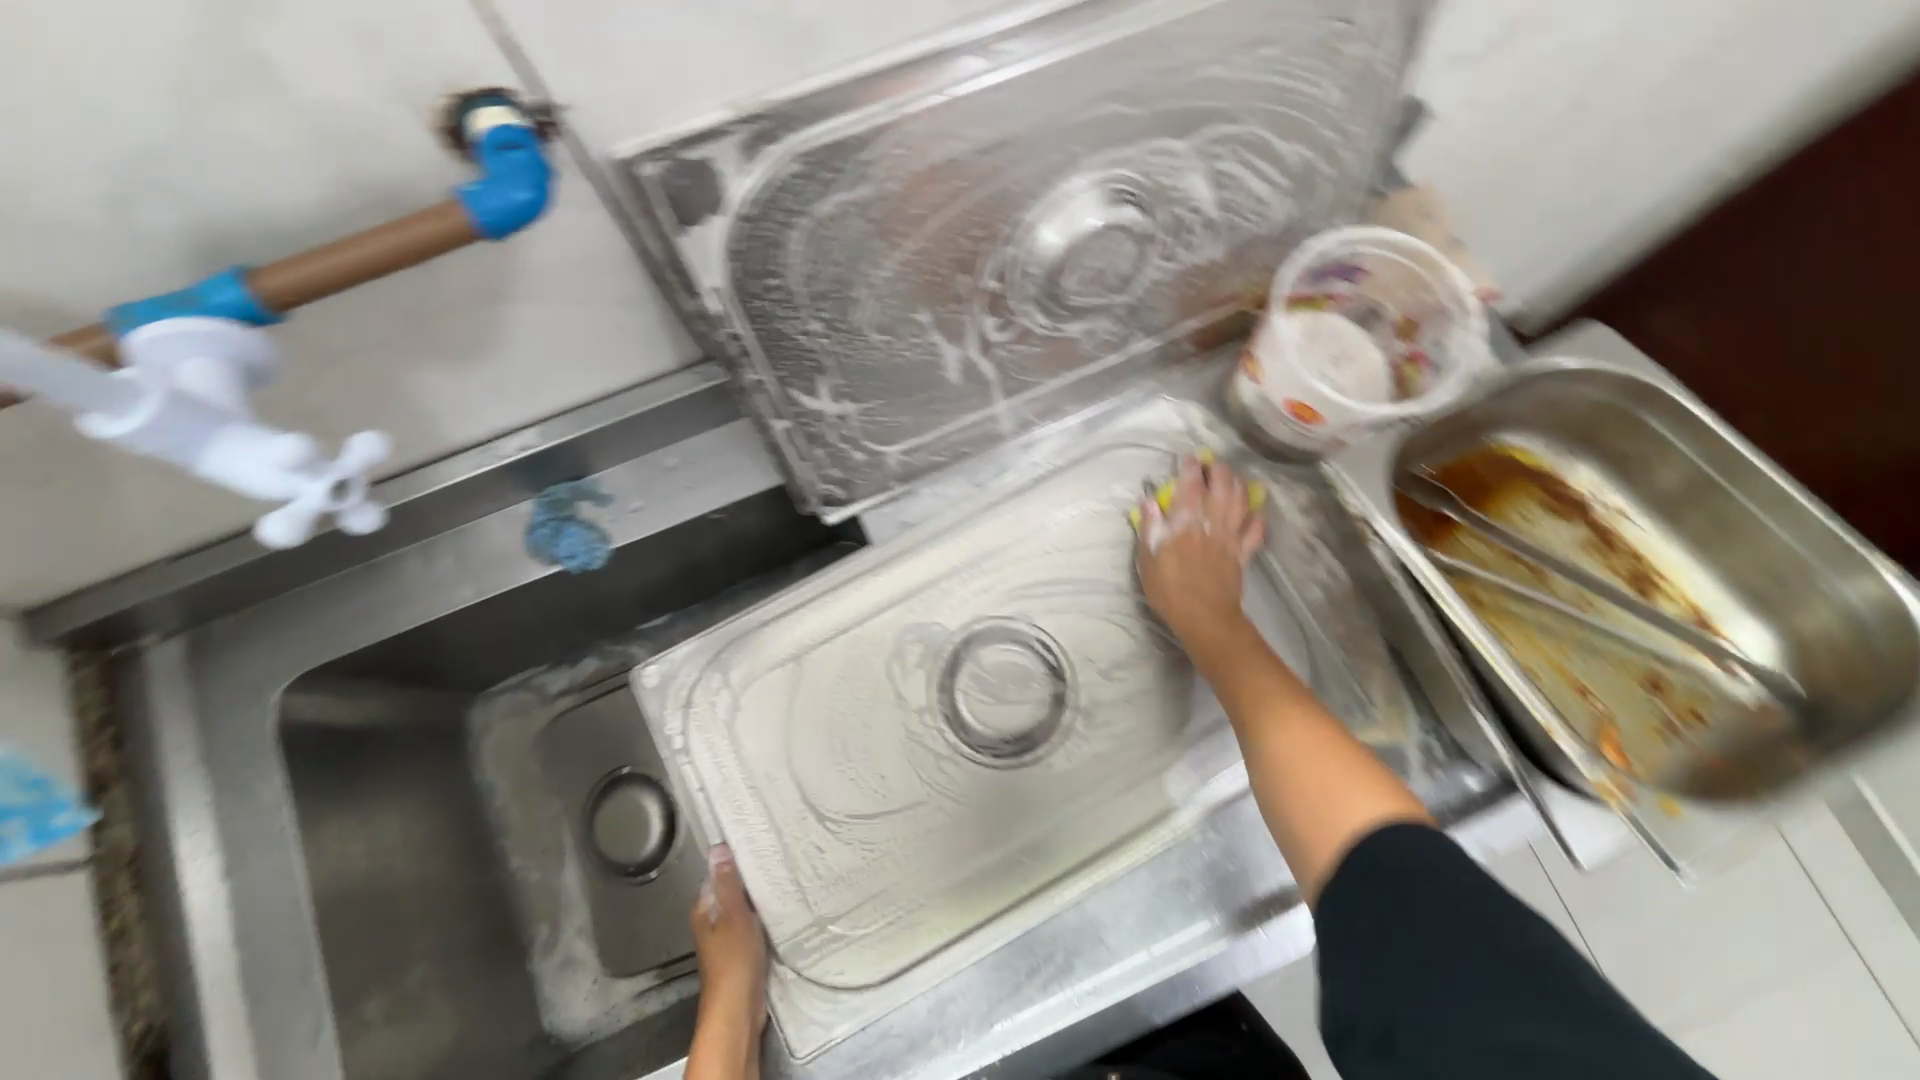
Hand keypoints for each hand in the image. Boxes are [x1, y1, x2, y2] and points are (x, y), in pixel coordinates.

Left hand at [691, 845, 767, 1039]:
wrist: (738, 1009)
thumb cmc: (733, 959)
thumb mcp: (732, 915)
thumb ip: (727, 883)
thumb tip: (717, 847)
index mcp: (704, 909)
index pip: (719, 873)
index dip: (738, 860)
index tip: (763, 844)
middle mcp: (712, 920)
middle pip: (734, 890)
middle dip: (753, 878)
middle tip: (782, 857)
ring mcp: (728, 936)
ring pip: (746, 907)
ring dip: (762, 897)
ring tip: (788, 877)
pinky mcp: (743, 949)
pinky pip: (755, 923)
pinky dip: (767, 915)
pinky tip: (785, 907)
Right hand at [1135, 456, 1265, 650]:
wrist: (1204, 617)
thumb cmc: (1168, 588)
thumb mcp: (1147, 558)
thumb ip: (1149, 526)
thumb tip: (1147, 500)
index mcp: (1186, 520)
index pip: (1191, 483)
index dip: (1190, 467)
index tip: (1187, 458)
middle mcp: (1212, 521)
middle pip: (1222, 485)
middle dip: (1218, 469)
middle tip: (1210, 464)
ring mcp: (1231, 536)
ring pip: (1241, 501)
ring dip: (1238, 484)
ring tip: (1232, 476)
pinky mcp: (1243, 553)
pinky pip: (1255, 530)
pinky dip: (1257, 516)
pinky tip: (1255, 510)